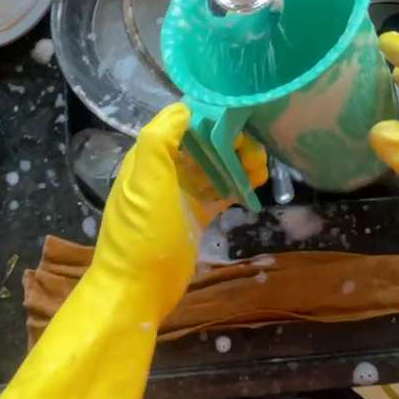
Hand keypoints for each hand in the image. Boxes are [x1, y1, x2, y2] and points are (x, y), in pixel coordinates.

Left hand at [0, 104, 261, 398]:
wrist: (136, 291)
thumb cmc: (142, 235)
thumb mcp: (147, 183)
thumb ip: (160, 140)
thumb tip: (187, 107)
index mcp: (149, 155)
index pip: (181, 118)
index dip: (209, 113)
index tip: (237, 115)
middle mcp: (164, 168)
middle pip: (201, 139)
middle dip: (228, 136)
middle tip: (256, 144)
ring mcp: (180, 191)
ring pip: (212, 163)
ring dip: (236, 158)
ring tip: (261, 164)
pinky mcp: (193, 213)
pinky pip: (218, 188)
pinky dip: (236, 181)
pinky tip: (256, 181)